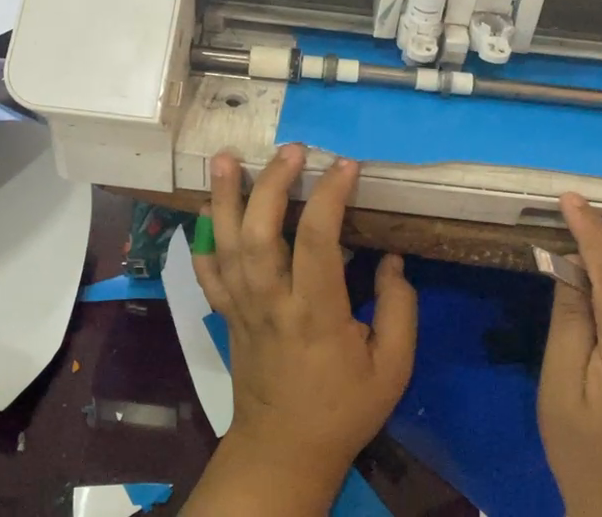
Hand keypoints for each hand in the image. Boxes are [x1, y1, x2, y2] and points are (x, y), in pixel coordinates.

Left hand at [183, 144, 416, 515]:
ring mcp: (242, 308)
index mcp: (316, 314)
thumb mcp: (393, 368)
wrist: (284, 451)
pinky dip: (201, 239)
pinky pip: (207, 273)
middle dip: (271, 184)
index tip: (346, 165)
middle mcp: (271, 303)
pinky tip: (206, 207)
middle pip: (259, 234)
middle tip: (291, 150)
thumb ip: (399, 309)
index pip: (316, 240)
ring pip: (225, 246)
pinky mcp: (227, 315)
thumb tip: (392, 257)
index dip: (329, 196)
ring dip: (225, 198)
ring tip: (226, 156)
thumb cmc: (344, 408)